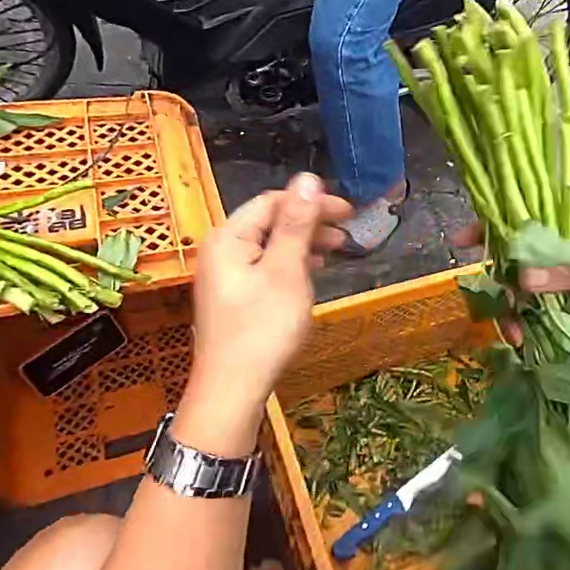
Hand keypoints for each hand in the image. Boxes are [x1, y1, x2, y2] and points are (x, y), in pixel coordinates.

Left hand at [184, 175, 351, 445]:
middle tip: (346, 235)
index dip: (312, 203)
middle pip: (270, 221)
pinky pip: (264, 266)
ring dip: (303, 244)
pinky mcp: (232, 296)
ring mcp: (224, 274)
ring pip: (269, 245)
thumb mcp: (286, 271)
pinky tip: (308, 274)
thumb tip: (307, 179)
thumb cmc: (262, 328)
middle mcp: (221, 249)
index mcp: (229, 237)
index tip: (349, 213)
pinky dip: (290, 264)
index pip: (273, 201)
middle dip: (309, 223)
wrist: (232, 389)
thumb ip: (297, 224)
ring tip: (333, 253)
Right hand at [453, 226, 569, 384]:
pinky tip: (521, 342)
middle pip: (509, 269)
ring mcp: (551, 300)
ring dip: (506, 313)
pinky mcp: (552, 326)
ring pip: (512, 299)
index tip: (462, 241)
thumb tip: (522, 278)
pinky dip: (516, 330)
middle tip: (497, 305)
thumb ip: (569, 270)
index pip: (521, 235)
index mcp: (565, 252)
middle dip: (497, 284)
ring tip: (515, 334)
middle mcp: (554, 272)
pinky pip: (522, 323)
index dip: (492, 233)